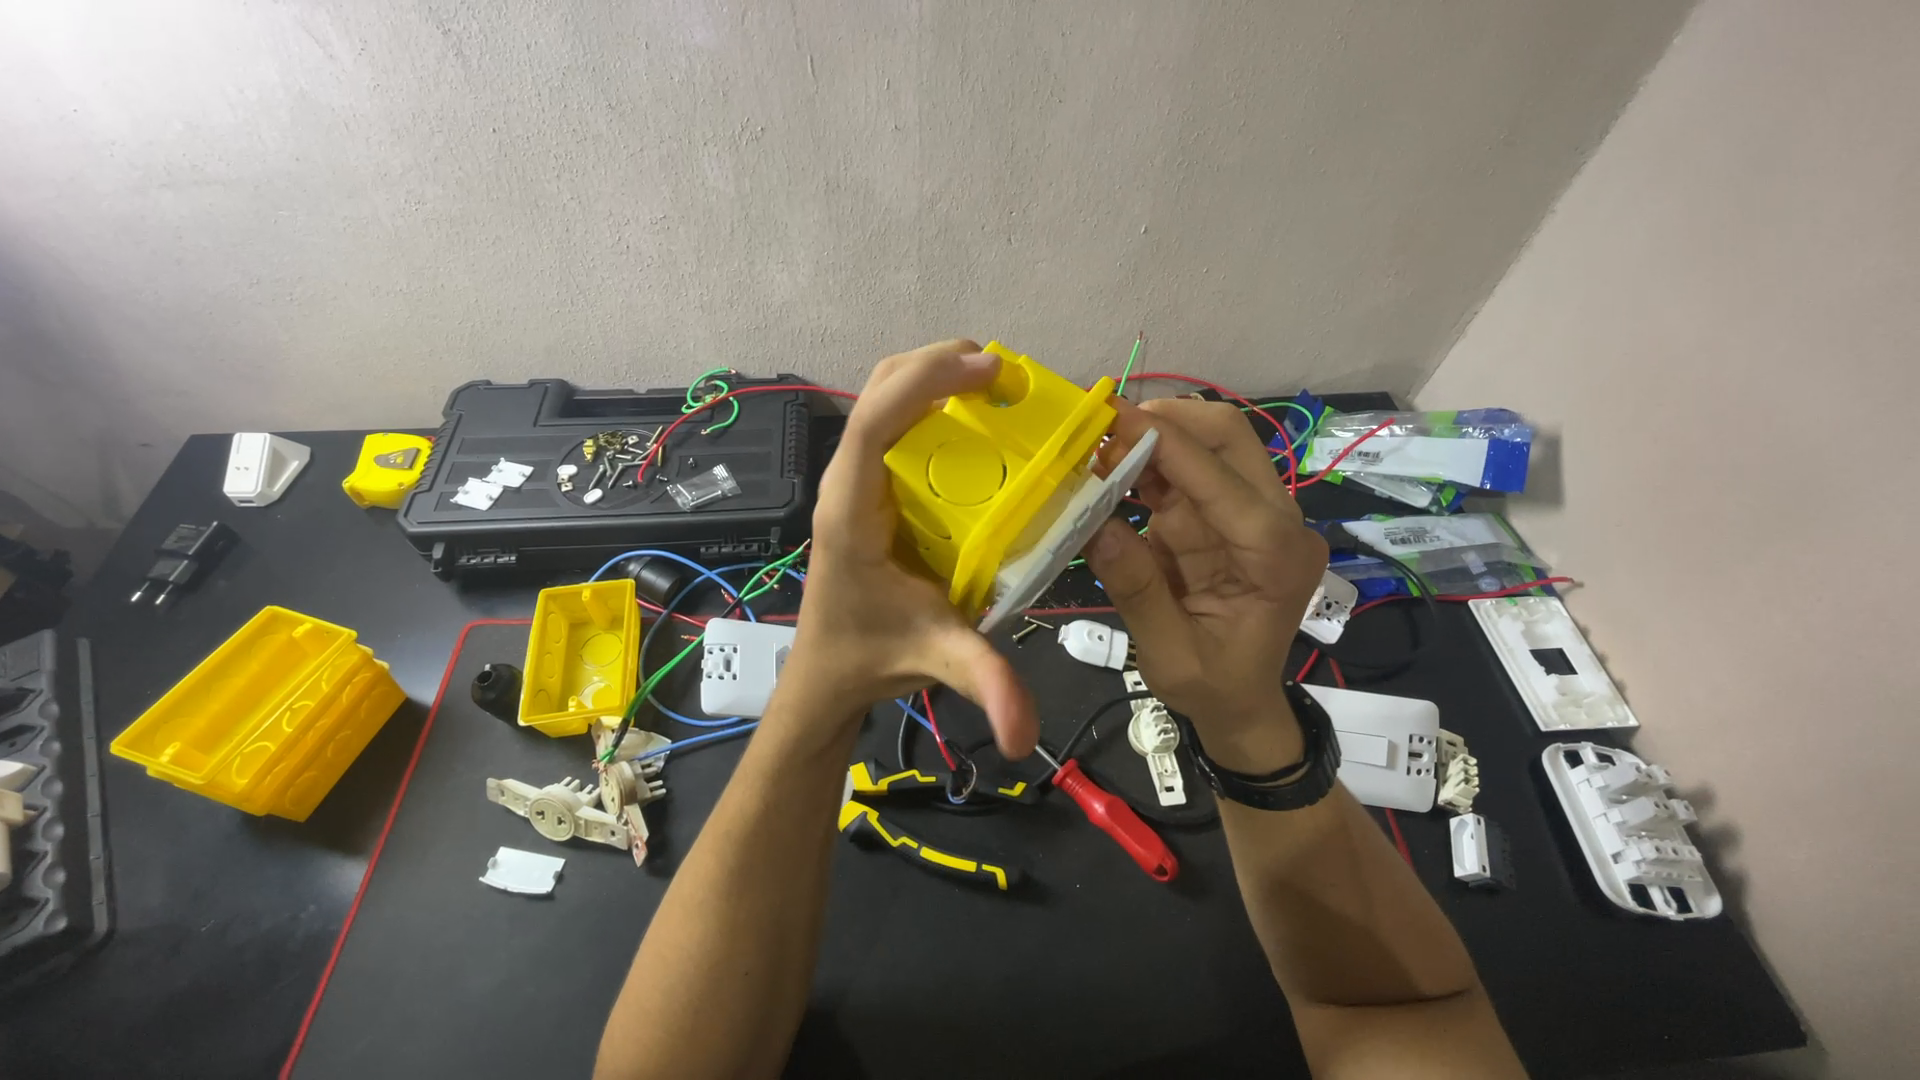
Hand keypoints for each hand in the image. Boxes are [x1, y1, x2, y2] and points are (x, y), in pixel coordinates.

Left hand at [774, 341, 1039, 758]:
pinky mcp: (869, 486)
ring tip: (995, 386)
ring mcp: (854, 480)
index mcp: (851, 511)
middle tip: (1003, 373)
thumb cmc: (868, 655)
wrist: (826, 670)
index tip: (991, 368)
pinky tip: (975, 421)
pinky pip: (898, 423)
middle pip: (879, 390)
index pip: (875, 421)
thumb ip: (981, 684)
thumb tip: (1026, 737)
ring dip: (935, 376)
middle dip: (937, 364)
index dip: (929, 381)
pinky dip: (933, 402)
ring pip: (885, 398)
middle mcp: (846, 483)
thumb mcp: (932, 658)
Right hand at [1082, 398, 1328, 768]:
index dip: (1167, 444)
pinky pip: (1187, 472)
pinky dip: (1148, 462)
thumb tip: (1093, 523)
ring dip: (1154, 435)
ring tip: (1096, 442)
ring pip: (1209, 444)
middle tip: (1103, 424)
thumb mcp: (1171, 654)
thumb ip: (1137, 588)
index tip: (1111, 418)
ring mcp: (1249, 515)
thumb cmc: (1214, 688)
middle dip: (1168, 420)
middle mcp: (1275, 523)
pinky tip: (1110, 465)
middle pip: (1230, 438)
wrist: (1242, 704)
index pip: (1222, 482)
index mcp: (1276, 557)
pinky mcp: (1220, 518)